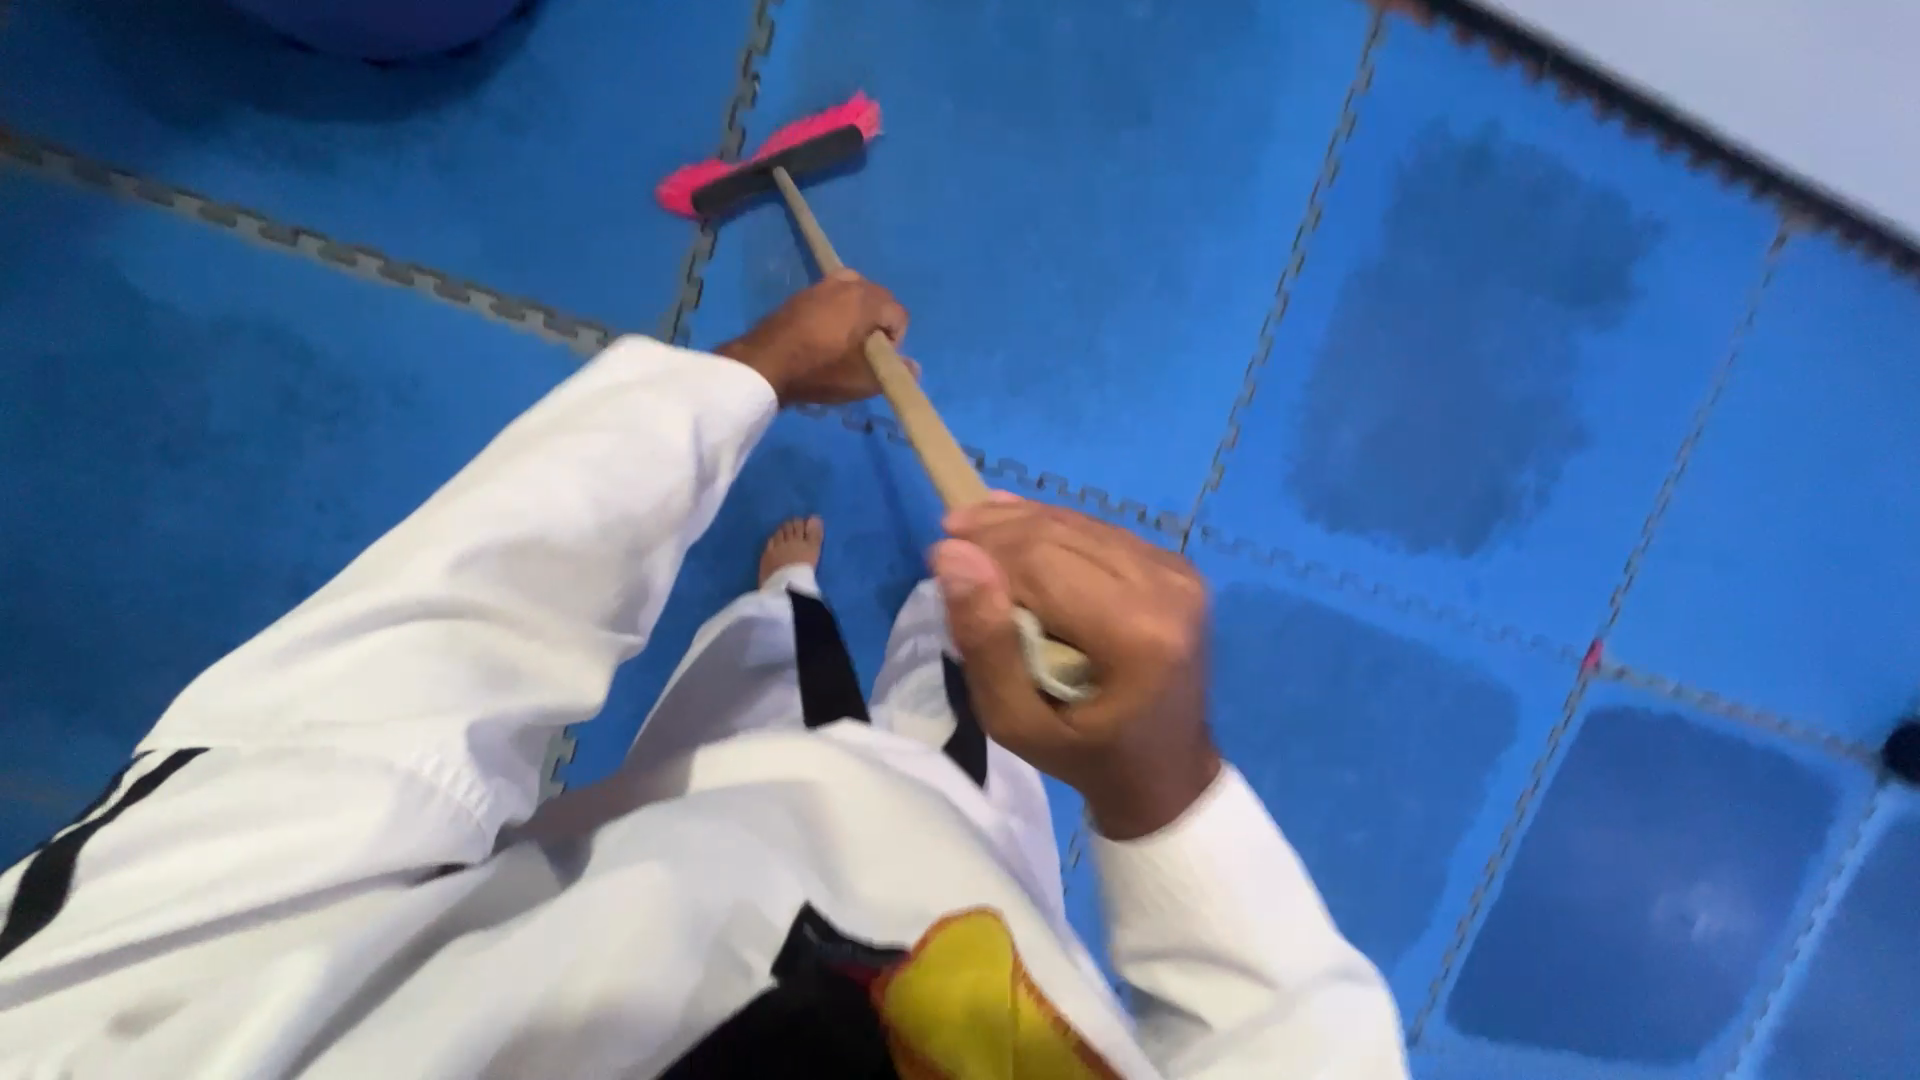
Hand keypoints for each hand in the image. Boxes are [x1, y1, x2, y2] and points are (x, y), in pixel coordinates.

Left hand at [714, 269, 912, 405]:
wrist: (765, 363)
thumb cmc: (821, 371)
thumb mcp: (863, 381)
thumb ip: (894, 373)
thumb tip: (914, 367)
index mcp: (867, 300)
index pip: (900, 314)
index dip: (896, 340)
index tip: (880, 360)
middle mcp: (848, 284)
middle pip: (879, 298)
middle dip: (880, 323)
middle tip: (867, 350)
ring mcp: (822, 285)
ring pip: (855, 293)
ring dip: (859, 313)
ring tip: (848, 340)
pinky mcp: (802, 294)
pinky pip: (832, 297)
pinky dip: (837, 311)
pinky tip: (824, 336)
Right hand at [931, 496, 1220, 840]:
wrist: (1165, 769)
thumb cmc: (1085, 755)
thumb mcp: (1016, 723)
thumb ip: (986, 642)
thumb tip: (953, 556)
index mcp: (1137, 634)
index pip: (1043, 560)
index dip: (986, 548)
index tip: (938, 556)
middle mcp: (1167, 589)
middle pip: (1061, 533)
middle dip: (998, 530)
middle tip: (951, 533)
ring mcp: (1178, 573)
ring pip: (1078, 524)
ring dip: (1021, 523)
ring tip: (973, 526)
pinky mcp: (1177, 566)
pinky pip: (1098, 531)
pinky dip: (1052, 527)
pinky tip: (1015, 528)